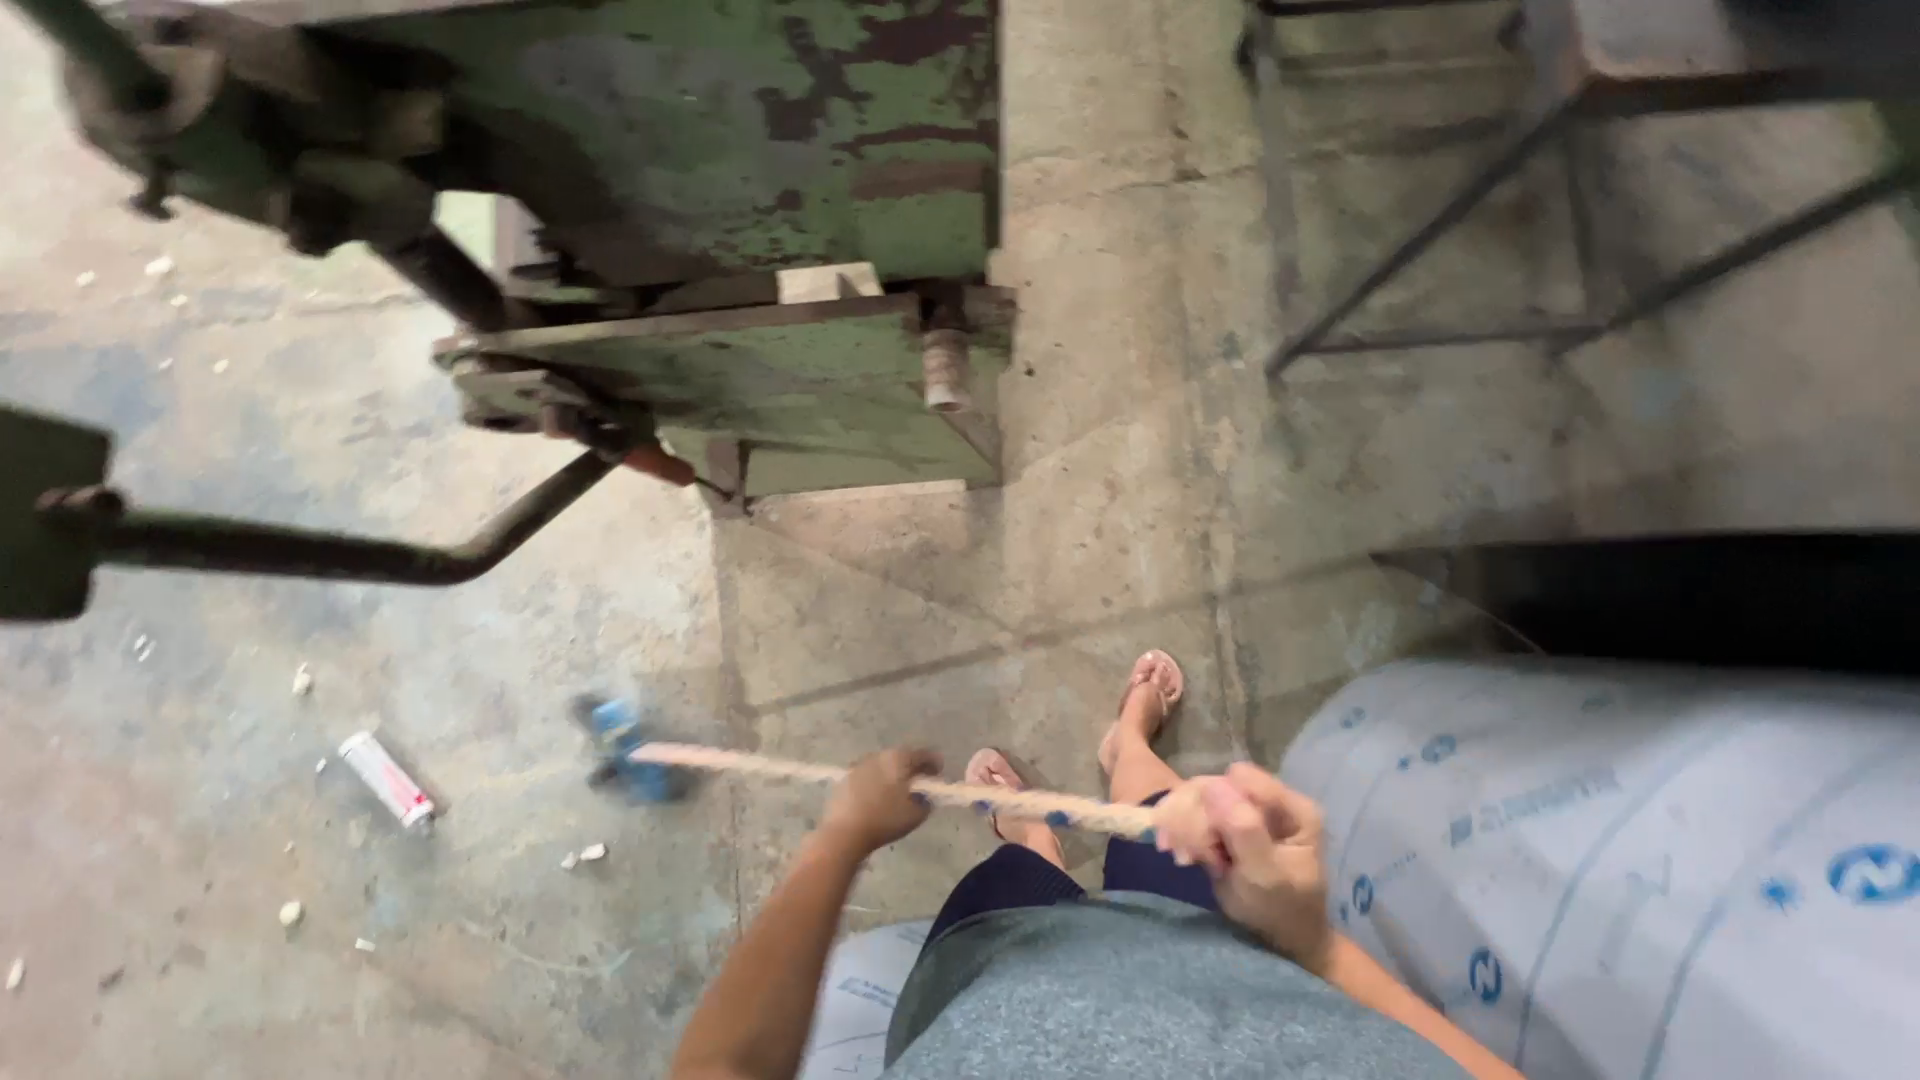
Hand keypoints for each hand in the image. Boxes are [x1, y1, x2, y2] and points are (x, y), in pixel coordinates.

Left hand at [817, 748, 941, 856]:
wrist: (845, 832)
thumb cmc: (885, 820)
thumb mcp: (915, 815)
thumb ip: (925, 802)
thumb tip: (923, 797)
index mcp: (898, 759)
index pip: (922, 755)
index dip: (933, 762)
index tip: (939, 773)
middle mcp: (878, 756)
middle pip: (900, 757)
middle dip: (911, 768)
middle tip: (919, 781)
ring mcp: (859, 765)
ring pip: (882, 766)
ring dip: (891, 775)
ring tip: (897, 790)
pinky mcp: (844, 779)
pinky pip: (867, 776)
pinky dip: (875, 783)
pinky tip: (877, 797)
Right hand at [1152, 763, 1331, 969]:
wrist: (1278, 937)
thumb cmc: (1280, 910)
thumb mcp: (1265, 875)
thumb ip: (1245, 830)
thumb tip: (1214, 786)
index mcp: (1293, 807)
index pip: (1239, 780)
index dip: (1215, 806)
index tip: (1204, 845)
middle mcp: (1269, 798)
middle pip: (1213, 784)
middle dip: (1193, 819)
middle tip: (1185, 857)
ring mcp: (1246, 806)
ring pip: (1196, 795)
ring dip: (1182, 826)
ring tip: (1183, 858)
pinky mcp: (1226, 818)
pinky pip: (1192, 808)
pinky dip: (1179, 830)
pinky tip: (1181, 855)